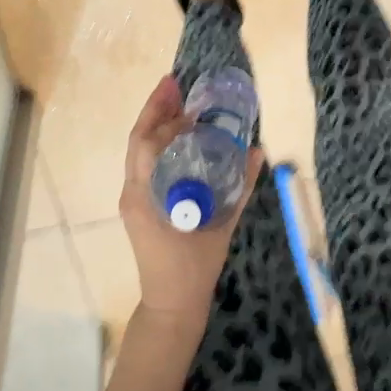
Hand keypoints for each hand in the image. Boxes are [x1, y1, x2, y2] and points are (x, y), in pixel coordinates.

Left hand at [118, 76, 264, 324]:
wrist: (172, 305)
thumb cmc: (192, 269)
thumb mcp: (220, 227)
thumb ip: (239, 188)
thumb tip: (256, 152)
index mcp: (144, 196)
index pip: (143, 143)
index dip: (157, 113)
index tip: (174, 88)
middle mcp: (133, 193)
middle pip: (139, 141)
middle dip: (156, 110)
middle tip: (177, 85)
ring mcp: (135, 200)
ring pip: (141, 153)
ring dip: (158, 126)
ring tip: (182, 104)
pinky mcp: (142, 206)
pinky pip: (148, 167)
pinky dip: (162, 147)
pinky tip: (182, 138)